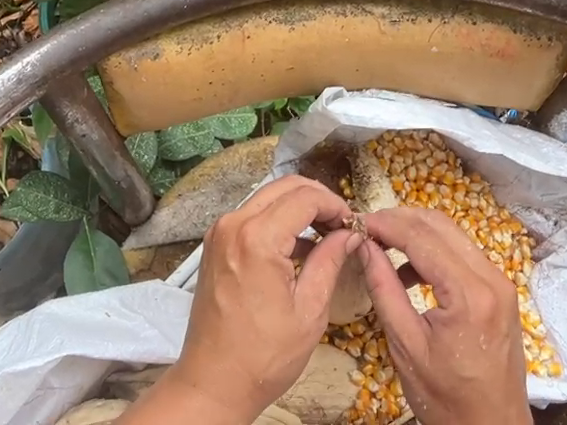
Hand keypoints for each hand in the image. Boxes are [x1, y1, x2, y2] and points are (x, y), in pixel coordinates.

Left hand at [125, 176, 360, 424]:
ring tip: (325, 233)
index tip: (352, 222)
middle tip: (341, 224)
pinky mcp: (215, 242)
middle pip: (284, 186)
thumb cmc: (263, 355)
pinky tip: (298, 246)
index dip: (334, 204)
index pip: (304, 198)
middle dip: (317, 198)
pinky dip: (277, 219)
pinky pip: (251, 214)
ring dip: (297, 206)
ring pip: (267, 197)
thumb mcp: (309, 310)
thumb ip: (330, 261)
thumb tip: (350, 234)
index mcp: (257, 238)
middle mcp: (234, 224)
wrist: (213, 381)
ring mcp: (220, 231)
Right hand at [361, 206, 527, 424]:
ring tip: (382, 245)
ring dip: (415, 232)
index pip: (420, 237)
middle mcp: (492, 278)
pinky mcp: (500, 290)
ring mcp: (500, 282)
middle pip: (439, 224)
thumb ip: (383, 288)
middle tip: (367, 229)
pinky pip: (462, 252)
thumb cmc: (447, 399)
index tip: (355, 222)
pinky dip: (433, 250)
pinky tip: (409, 271)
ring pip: (452, 233)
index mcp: (470, 294)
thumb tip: (363, 245)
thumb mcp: (405, 345)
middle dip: (399, 219)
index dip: (385, 223)